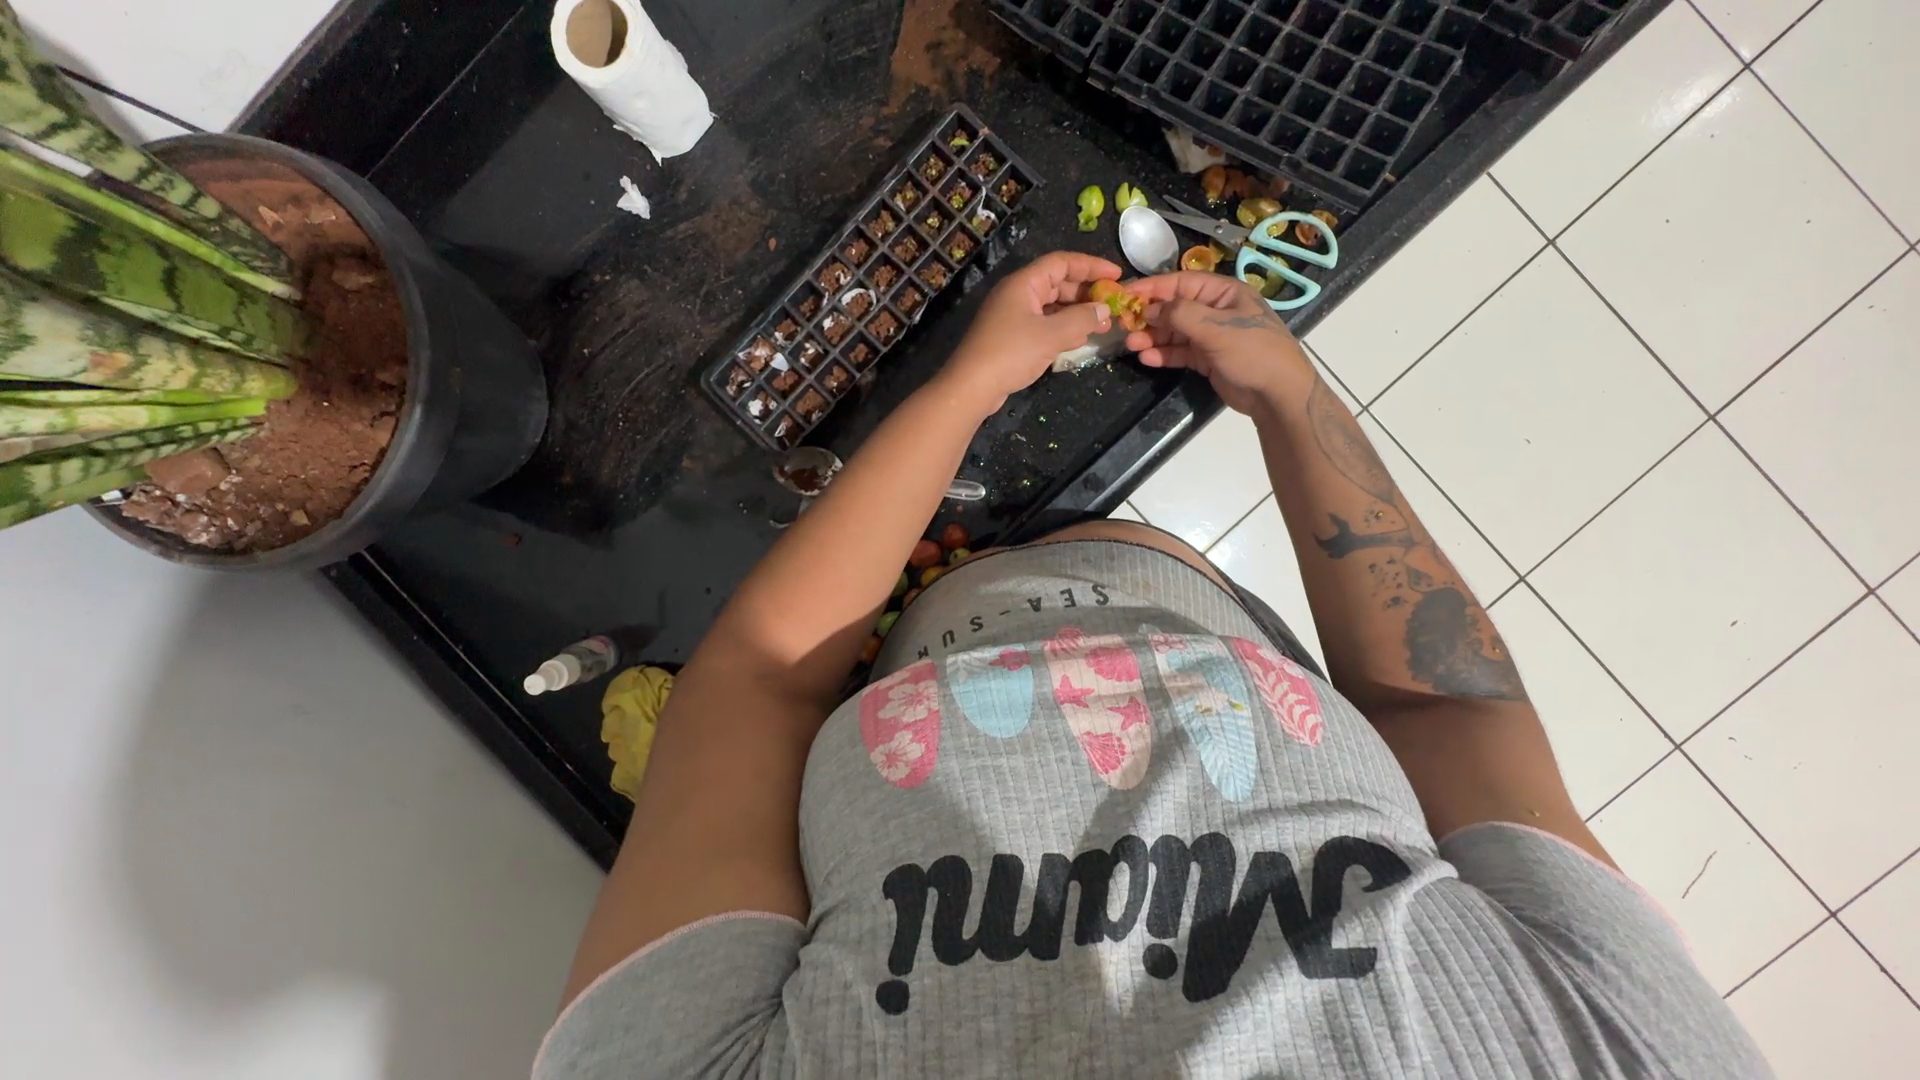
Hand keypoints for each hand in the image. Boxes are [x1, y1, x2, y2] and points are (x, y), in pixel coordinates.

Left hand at [937, 252, 1121, 414]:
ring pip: (1052, 306)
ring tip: (1101, 325)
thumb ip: (1081, 319)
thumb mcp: (1051, 334)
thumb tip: (1104, 310)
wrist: (972, 387)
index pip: (1062, 262)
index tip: (1116, 276)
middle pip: (1057, 283)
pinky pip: (1043, 324)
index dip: (1091, 266)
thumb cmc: (1010, 353)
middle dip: (1086, 293)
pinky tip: (1079, 339)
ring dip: (1076, 313)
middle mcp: (1017, 294)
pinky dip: (1063, 328)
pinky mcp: (1011, 337)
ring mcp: (1013, 316)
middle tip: (1112, 306)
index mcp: (1023, 283)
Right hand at [1122, 272, 1313, 414]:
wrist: (1277, 393)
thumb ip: (1181, 315)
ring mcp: (1211, 336)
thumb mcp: (1217, 328)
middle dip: (1149, 317)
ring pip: (1174, 332)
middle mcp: (1216, 311)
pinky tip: (1148, 358)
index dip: (1153, 288)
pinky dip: (1164, 354)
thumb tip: (1151, 309)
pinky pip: (1180, 352)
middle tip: (1124, 326)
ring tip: (1132, 346)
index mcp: (1223, 293)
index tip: (1125, 294)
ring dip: (1153, 338)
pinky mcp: (1207, 359)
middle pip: (1174, 308)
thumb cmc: (1253, 352)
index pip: (1181, 283)